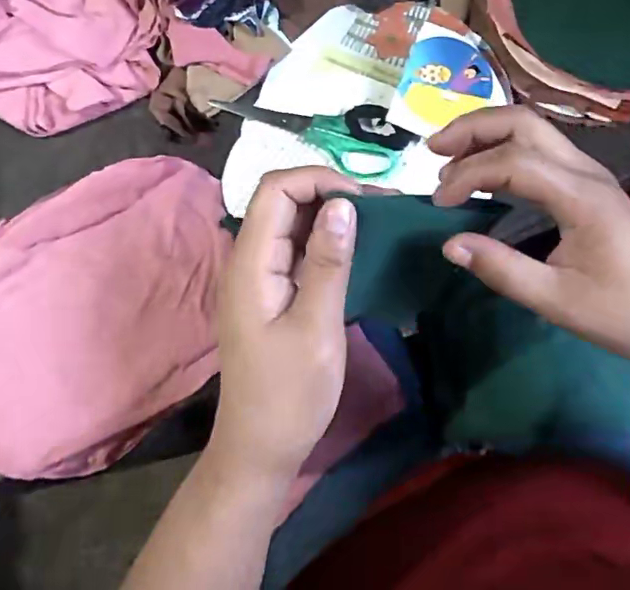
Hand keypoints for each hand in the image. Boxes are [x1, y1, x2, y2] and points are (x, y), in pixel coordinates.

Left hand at [212, 168, 359, 479]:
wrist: (260, 450)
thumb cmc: (288, 395)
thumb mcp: (316, 328)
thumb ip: (328, 262)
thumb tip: (343, 203)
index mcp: (250, 263)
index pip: (275, 189)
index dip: (317, 179)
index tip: (362, 198)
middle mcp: (249, 258)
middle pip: (282, 198)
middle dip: (329, 190)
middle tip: (379, 205)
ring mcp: (260, 273)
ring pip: (292, 219)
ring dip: (332, 211)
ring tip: (378, 217)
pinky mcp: (274, 288)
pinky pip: (298, 245)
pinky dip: (328, 236)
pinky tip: (360, 243)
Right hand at [430, 106, 629, 371]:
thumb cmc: (622, 314)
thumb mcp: (558, 301)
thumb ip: (503, 270)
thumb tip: (448, 244)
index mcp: (582, 195)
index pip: (514, 161)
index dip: (469, 173)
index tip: (438, 202)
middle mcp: (586, 170)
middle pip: (524, 121)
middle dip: (474, 127)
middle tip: (434, 150)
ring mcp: (589, 172)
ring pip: (532, 128)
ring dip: (488, 133)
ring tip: (449, 157)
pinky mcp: (587, 182)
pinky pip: (540, 148)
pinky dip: (504, 147)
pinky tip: (484, 170)